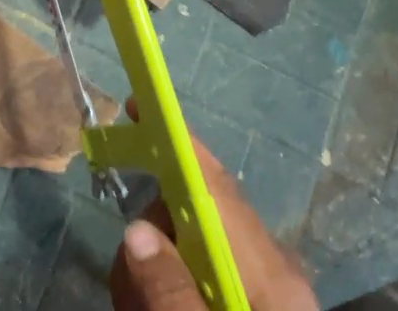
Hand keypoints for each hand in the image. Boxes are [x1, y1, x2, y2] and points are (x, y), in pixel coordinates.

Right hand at [110, 102, 316, 310]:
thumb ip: (172, 298)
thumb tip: (137, 231)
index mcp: (269, 274)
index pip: (216, 187)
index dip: (178, 143)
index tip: (139, 107)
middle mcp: (267, 271)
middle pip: (187, 220)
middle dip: (146, 246)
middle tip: (128, 298)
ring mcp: (256, 291)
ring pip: (178, 255)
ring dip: (147, 285)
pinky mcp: (243, 305)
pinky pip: (186, 283)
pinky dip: (161, 299)